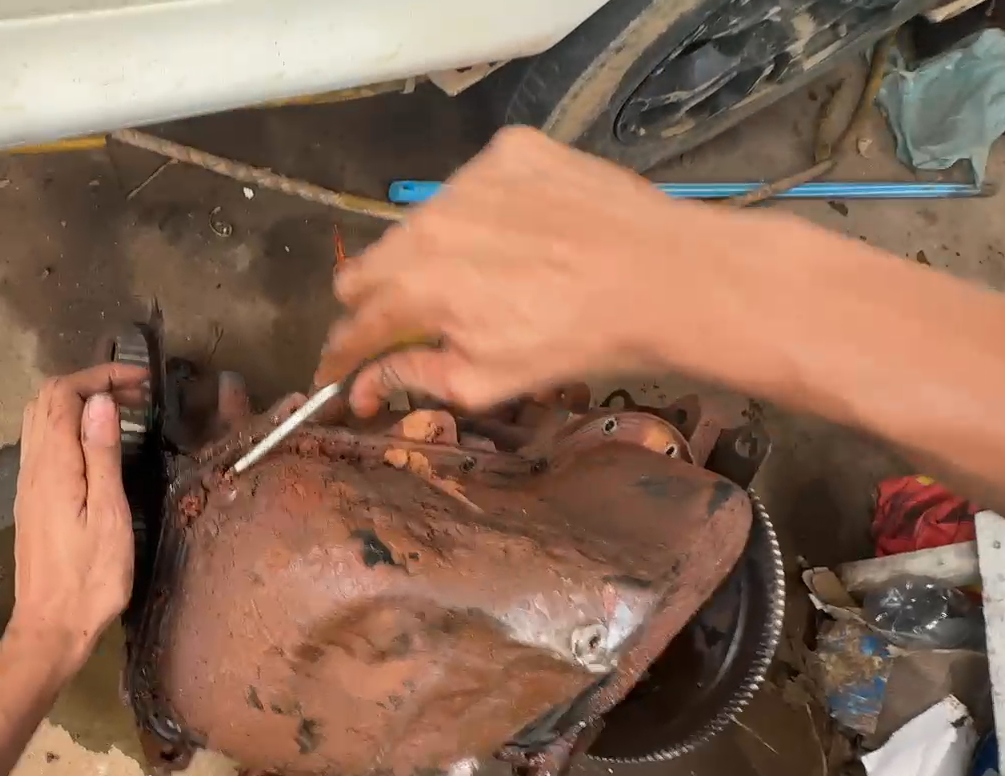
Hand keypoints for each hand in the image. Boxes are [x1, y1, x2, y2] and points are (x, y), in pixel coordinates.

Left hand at [6, 363, 148, 669]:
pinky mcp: (31, 501)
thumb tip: (100, 402)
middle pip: (45, 400)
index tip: (141, 382)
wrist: (51, 627)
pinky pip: (42, 445)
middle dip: (88, 383)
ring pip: (39, 420)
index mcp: (53, 466)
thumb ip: (101, 456)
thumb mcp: (109, 516)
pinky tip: (94, 446)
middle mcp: (32, 467)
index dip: (100, 376)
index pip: (63, 394)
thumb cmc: (90, 579)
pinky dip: (68, 428)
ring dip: (76, 404)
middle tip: (133, 395)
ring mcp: (27, 484)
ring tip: (118, 413)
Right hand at [316, 127, 736, 416]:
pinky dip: (470, 219)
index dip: (339, 359)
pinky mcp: (508, 152)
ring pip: (410, 229)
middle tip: (403, 327)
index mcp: (414, 290)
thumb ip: (406, 378)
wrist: (667, 276)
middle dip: (370, 307)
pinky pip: (462, 188)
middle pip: (362, 271)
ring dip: (420, 261)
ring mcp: (468, 182)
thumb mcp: (480, 381)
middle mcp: (426, 227)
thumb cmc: (571, 342)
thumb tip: (356, 393)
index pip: (351, 328)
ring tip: (469, 281)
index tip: (337, 373)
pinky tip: (508, 239)